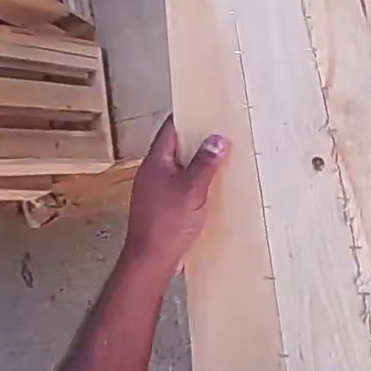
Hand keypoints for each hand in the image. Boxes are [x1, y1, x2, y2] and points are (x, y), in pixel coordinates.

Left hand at [122, 118, 227, 277]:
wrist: (150, 261)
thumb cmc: (166, 224)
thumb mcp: (192, 190)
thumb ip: (205, 163)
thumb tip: (217, 139)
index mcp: (155, 162)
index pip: (170, 129)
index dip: (186, 117)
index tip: (204, 109)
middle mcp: (152, 173)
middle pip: (175, 148)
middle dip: (196, 141)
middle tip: (219, 132)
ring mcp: (154, 191)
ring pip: (178, 168)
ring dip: (196, 164)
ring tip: (220, 159)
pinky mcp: (161, 207)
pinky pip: (179, 186)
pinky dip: (194, 183)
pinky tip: (210, 189)